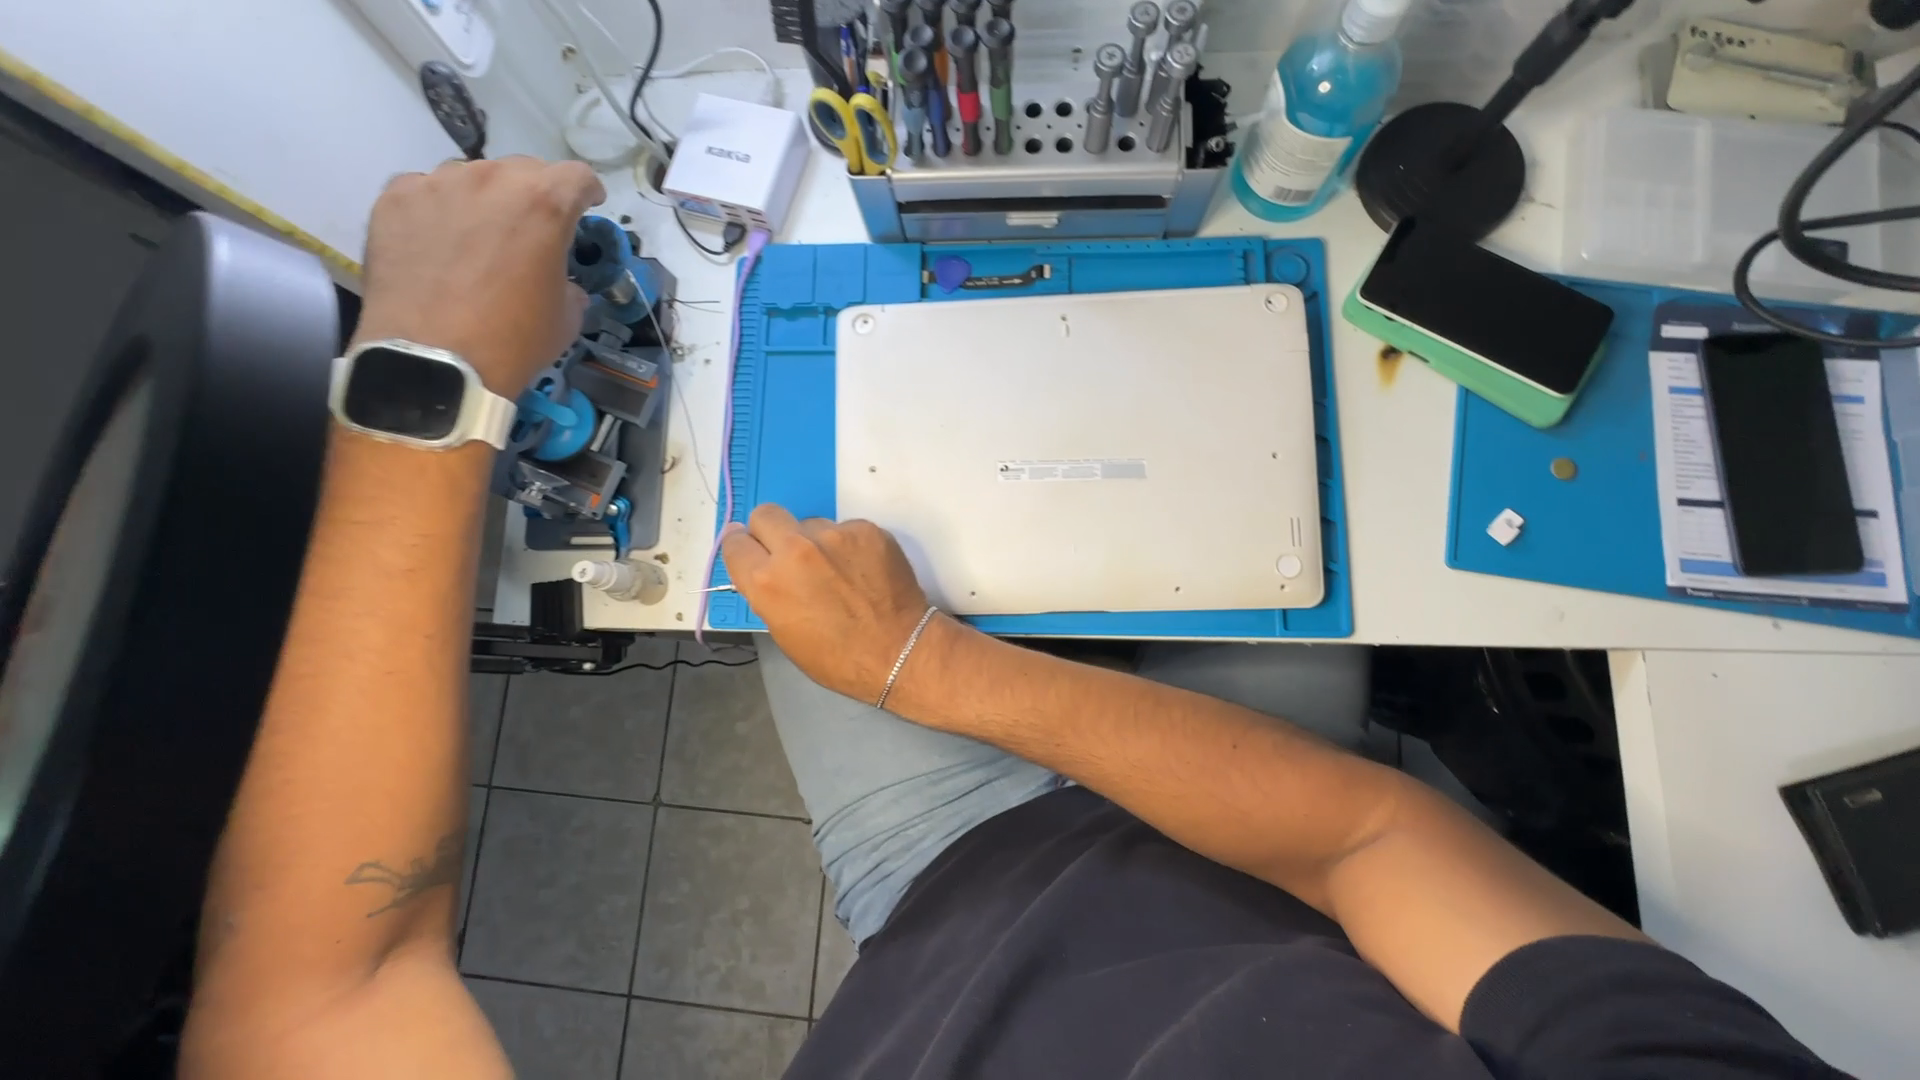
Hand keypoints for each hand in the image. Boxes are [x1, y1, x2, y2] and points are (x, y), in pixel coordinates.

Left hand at [352, 157, 606, 394]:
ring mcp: (437, 184)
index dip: (587, 192)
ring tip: (480, 237)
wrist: (435, 360)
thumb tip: (556, 278)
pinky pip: (427, 192)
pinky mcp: (395, 199)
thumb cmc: (514, 340)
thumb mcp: (567, 316)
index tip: (587, 206)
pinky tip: (440, 243)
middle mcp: (491, 180)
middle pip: (523, 170)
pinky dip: (441, 210)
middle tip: (533, 229)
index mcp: (544, 204)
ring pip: (472, 177)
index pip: (577, 176)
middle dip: (535, 194)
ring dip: (486, 200)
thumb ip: (567, 280)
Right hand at [721, 505, 932, 701]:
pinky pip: (846, 529)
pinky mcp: (866, 530)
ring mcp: (834, 534)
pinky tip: (863, 571)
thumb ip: (768, 593)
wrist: (899, 652)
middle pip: (765, 514)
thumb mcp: (784, 633)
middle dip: (771, 531)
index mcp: (767, 581)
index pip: (734, 543)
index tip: (753, 554)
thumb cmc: (837, 657)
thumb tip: (764, 571)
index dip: (744, 549)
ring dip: (815, 541)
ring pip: (810, 522)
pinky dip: (849, 546)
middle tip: (789, 554)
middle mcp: (796, 549)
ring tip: (837, 571)